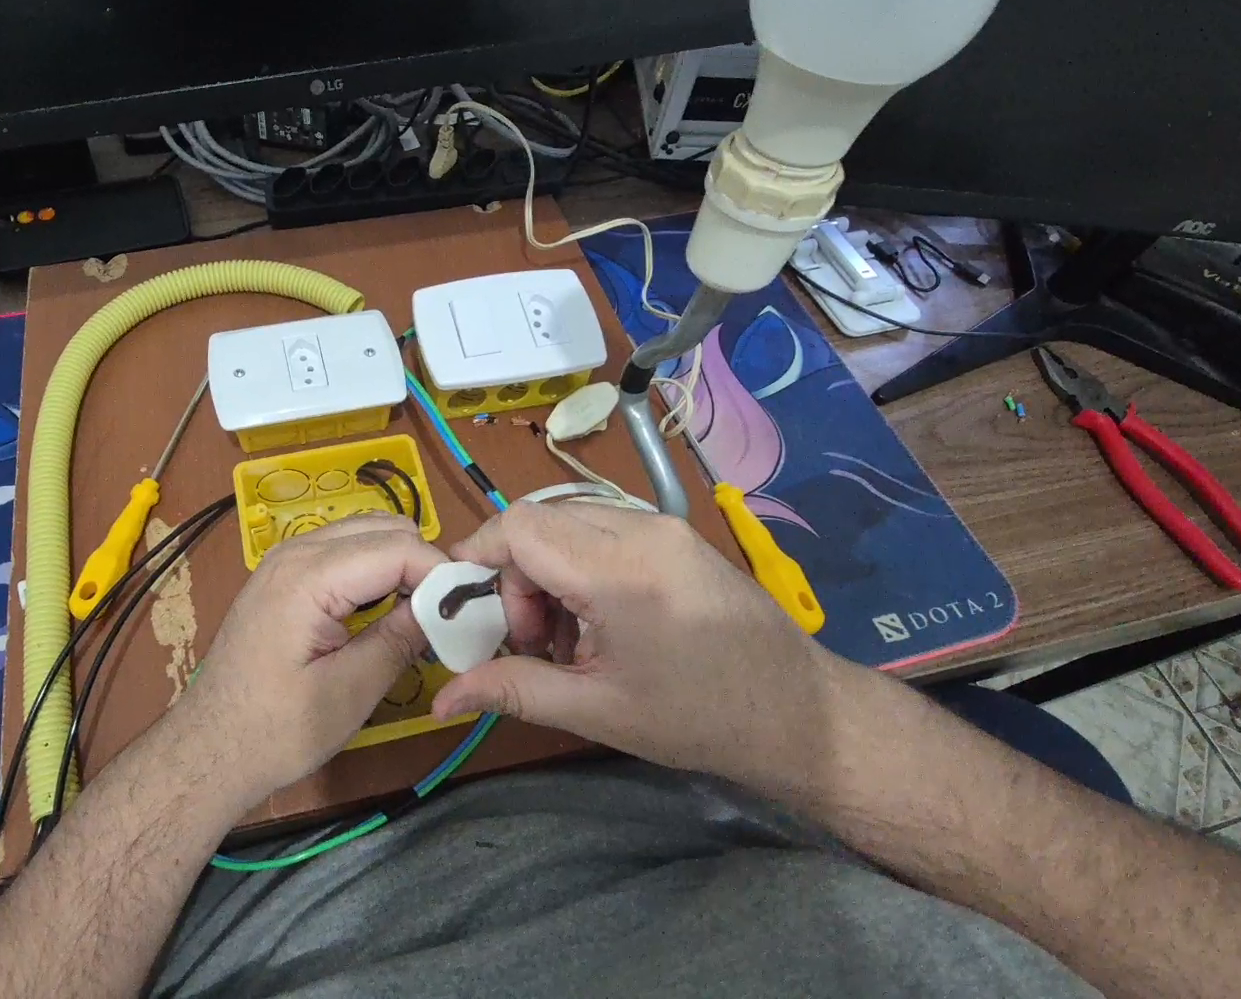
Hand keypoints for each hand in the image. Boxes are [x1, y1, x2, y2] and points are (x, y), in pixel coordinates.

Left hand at [176, 513, 446, 802]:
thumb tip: (447, 606)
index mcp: (309, 576)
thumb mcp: (350, 691)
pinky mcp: (284, 573)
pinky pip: (344, 550)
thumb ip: (400, 637)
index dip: (440, 573)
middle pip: (384, 529)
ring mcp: (285, 558)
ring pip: (366, 533)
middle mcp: (296, 551)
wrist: (209, 748)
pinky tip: (384, 609)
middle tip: (446, 614)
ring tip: (420, 614)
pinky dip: (374, 569)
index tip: (467, 611)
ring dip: (399, 563)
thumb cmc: (276, 730)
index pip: (397, 547)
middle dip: (422, 563)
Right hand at [429, 501, 852, 802]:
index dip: (479, 556)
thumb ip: (512, 690)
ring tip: (569, 637)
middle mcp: (640, 529)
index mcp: (618, 572)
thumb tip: (441, 698)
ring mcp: (662, 526)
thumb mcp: (596, 709)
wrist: (800, 712)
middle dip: (516, 576)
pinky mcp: (675, 533)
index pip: (519, 527)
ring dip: (547, 572)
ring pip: (567, 523)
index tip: (470, 606)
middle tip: (534, 639)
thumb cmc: (698, 718)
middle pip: (539, 522)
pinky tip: (599, 619)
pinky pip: (601, 530)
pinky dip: (578, 566)